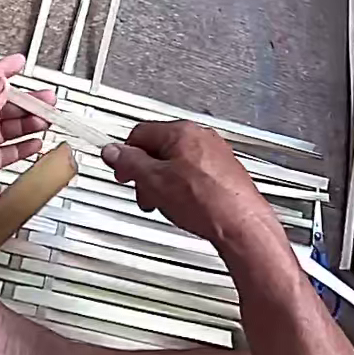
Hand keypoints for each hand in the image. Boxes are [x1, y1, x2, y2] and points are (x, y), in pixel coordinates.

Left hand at [0, 56, 53, 233]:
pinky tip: (34, 144)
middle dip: (25, 102)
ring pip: (6, 129)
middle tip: (45, 100)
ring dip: (27, 123)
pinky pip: (5, 154)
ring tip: (45, 120)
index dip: (0, 72)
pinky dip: (22, 148)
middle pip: (0, 107)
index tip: (18, 63)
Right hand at [101, 122, 281, 253]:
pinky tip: (185, 206)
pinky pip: (196, 174)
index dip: (126, 154)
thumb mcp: (154, 181)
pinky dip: (184, 188)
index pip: (141, 133)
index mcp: (182, 132)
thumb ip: (130, 163)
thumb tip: (113, 151)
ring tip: (163, 203)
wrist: (240, 222)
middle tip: (142, 192)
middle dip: (146, 172)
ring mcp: (216, 154)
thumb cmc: (205, 200)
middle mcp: (202, 137)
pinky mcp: (225, 172)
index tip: (121, 170)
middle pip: (161, 147)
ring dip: (164, 182)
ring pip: (178, 162)